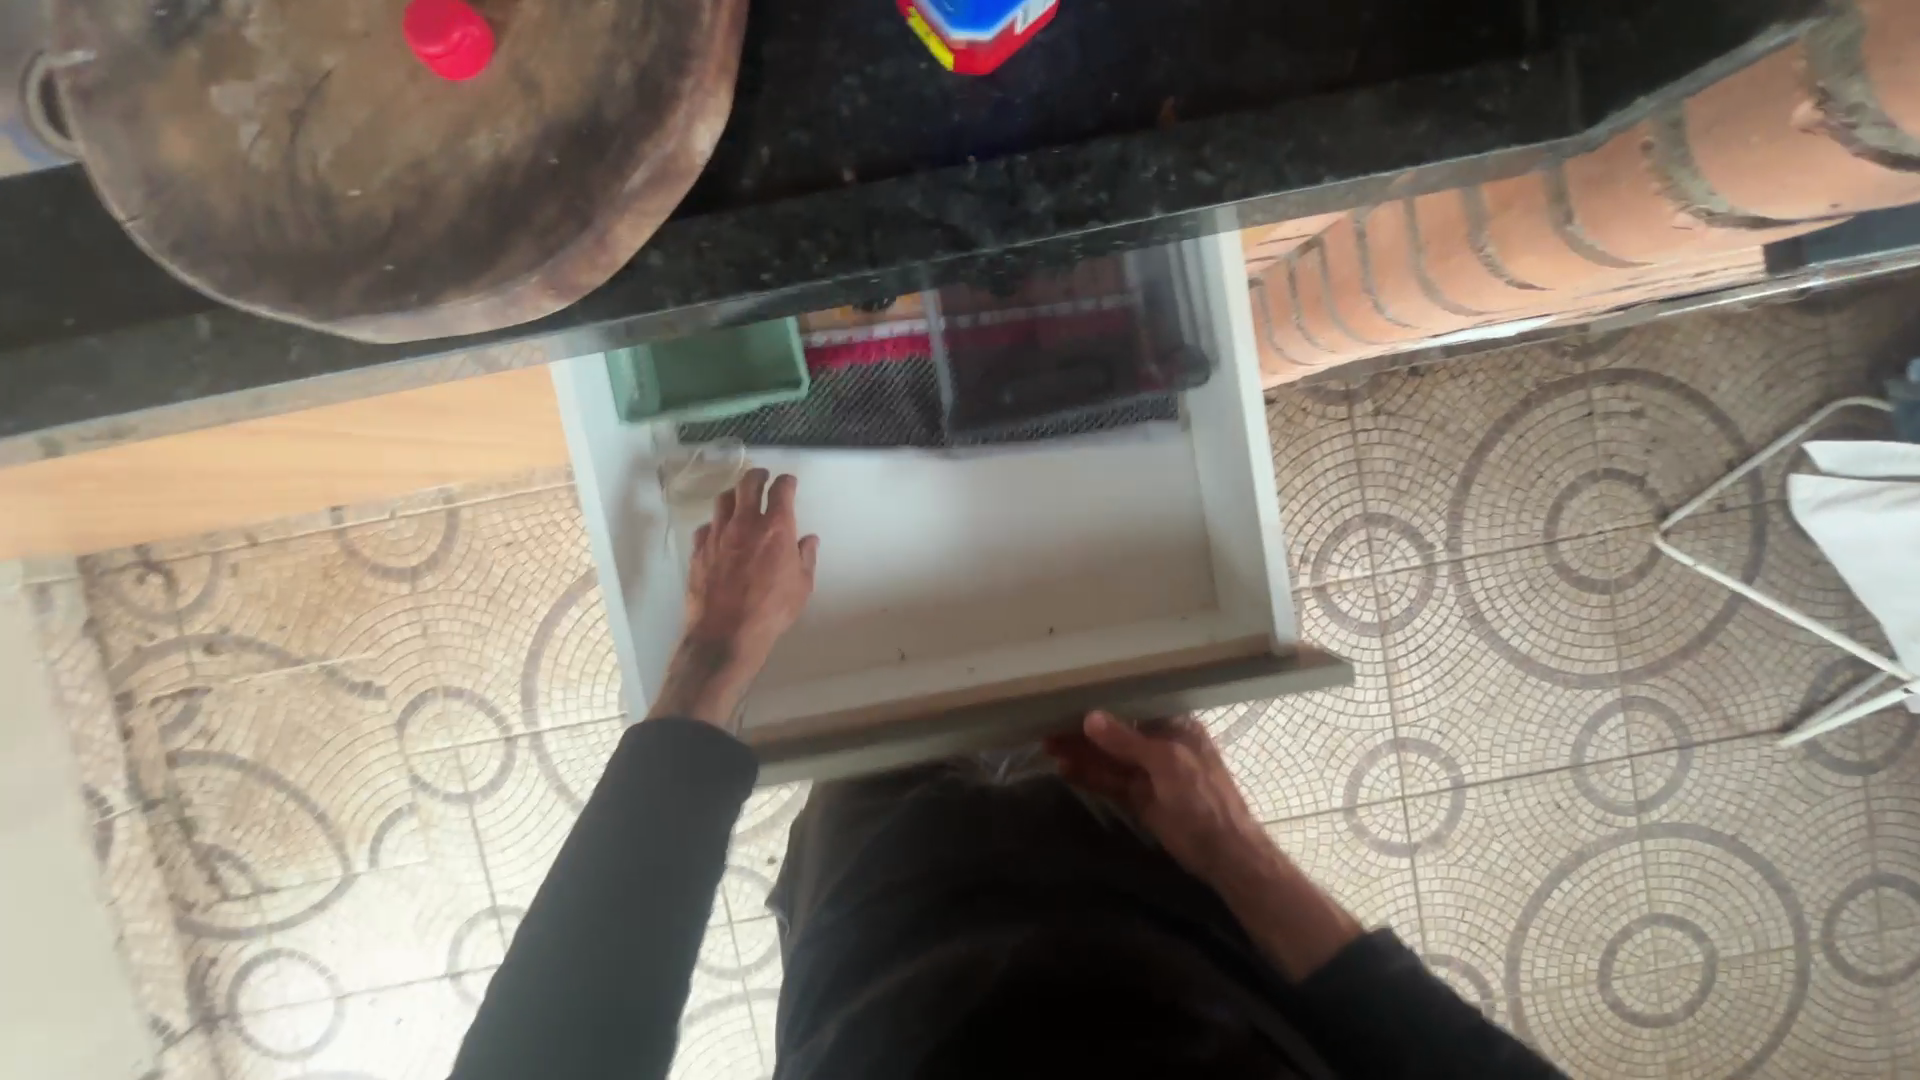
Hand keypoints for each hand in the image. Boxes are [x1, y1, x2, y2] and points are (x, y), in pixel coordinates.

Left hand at [648, 469, 817, 731]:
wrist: (727, 633)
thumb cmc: (772, 610)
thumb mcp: (802, 586)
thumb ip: (806, 558)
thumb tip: (808, 540)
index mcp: (776, 528)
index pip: (781, 490)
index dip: (786, 482)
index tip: (789, 482)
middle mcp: (746, 523)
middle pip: (748, 484)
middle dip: (757, 476)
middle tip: (762, 477)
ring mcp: (718, 535)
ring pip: (724, 500)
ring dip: (735, 495)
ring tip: (740, 499)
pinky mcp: (699, 550)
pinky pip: (707, 526)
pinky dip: (716, 524)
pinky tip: (720, 532)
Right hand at [1044, 712, 1268, 883]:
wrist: (1224, 853)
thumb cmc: (1203, 797)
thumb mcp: (1166, 762)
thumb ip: (1126, 741)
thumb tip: (1090, 718)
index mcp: (1175, 726)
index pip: (1133, 708)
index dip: (1103, 705)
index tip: (1072, 699)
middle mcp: (1160, 745)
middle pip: (1116, 734)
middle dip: (1084, 731)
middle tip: (1049, 726)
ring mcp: (1148, 773)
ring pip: (1109, 759)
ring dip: (1081, 753)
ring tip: (1047, 745)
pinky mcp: (1139, 798)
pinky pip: (1110, 782)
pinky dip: (1089, 776)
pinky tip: (1064, 769)